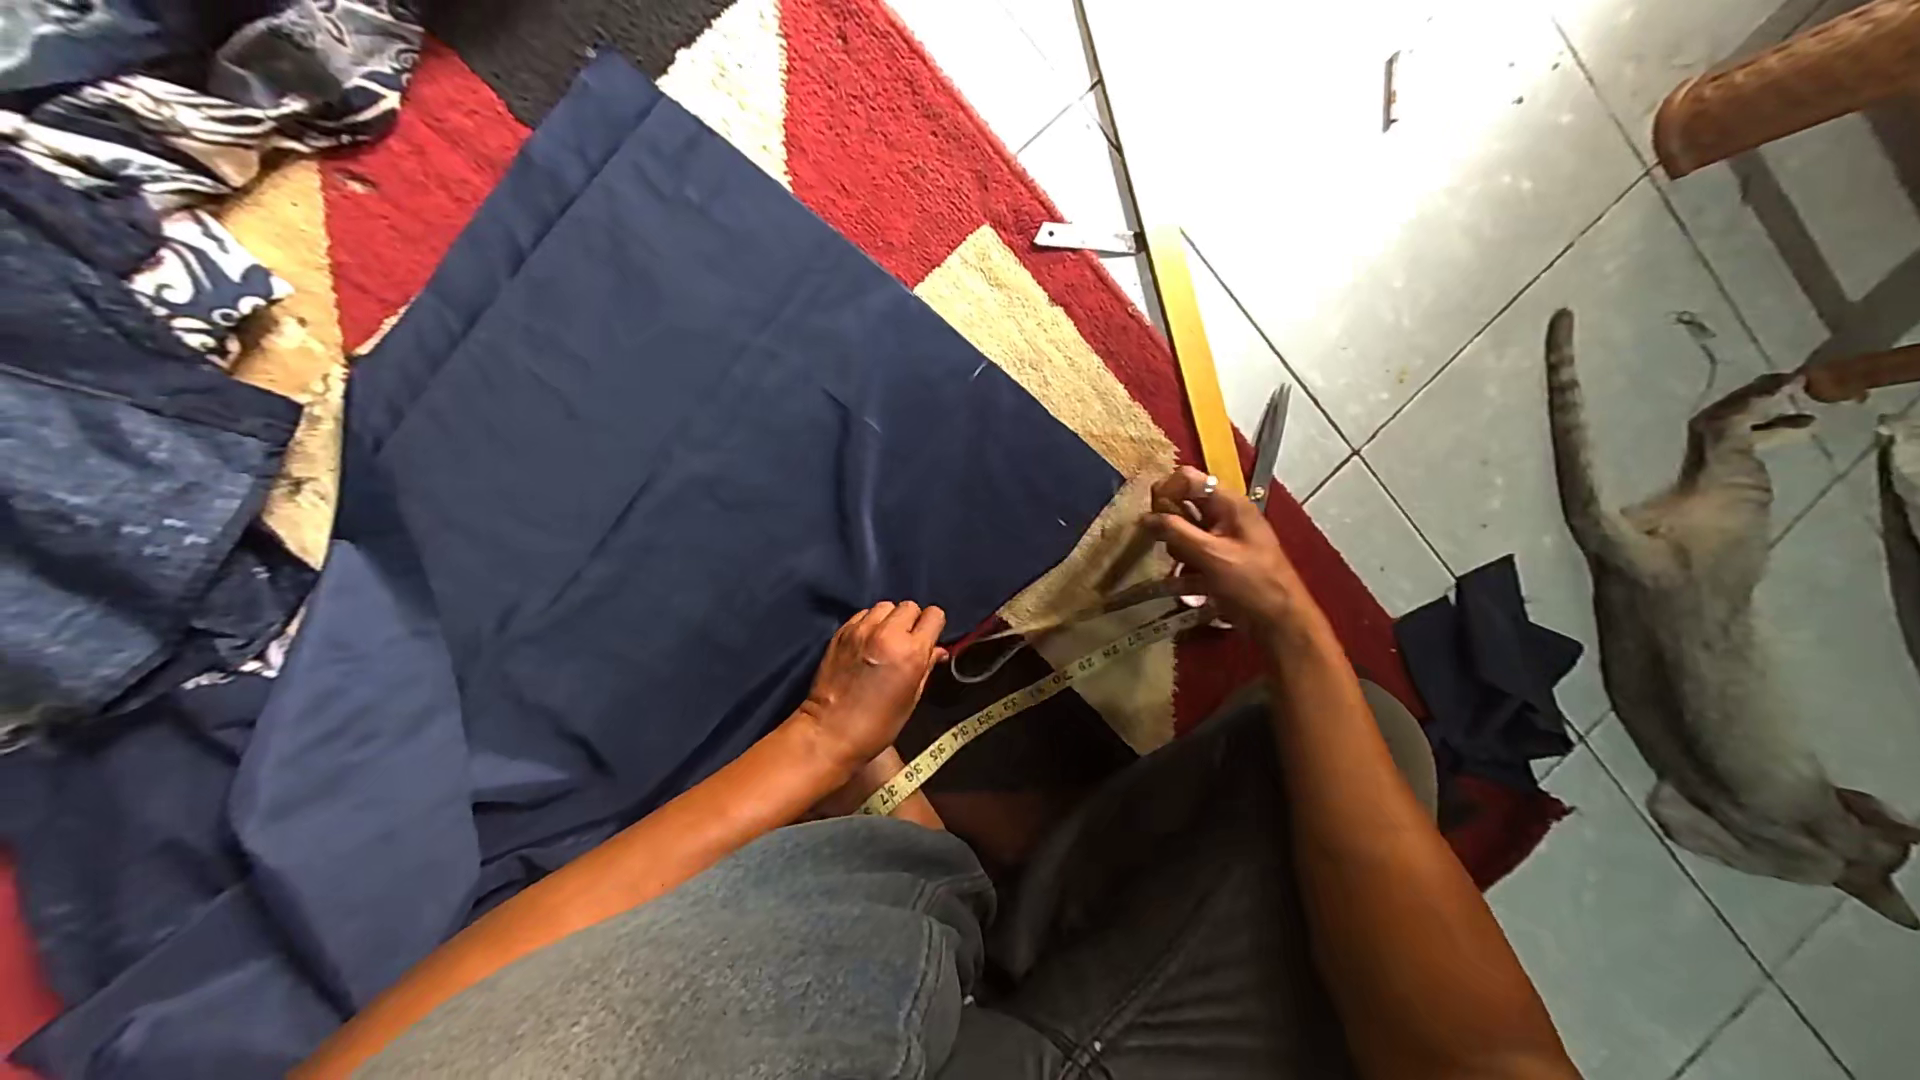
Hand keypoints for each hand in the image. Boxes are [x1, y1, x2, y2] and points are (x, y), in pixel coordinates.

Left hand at [794, 602, 946, 771]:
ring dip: (890, 619)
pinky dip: (869, 623)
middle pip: (909, 606)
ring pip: (885, 606)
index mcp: (910, 652)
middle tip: (907, 641)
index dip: (934, 626)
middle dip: (912, 621)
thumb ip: (927, 667)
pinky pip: (863, 615)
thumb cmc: (878, 724)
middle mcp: (887, 634)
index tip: (929, 639)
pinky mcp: (841, 632)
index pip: (934, 615)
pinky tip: (867, 641)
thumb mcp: (912, 698)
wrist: (830, 731)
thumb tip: (938, 650)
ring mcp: (861, 630)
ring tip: (885, 638)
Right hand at [1145, 465, 1321, 636]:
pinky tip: (1185, 581)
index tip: (1153, 517)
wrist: (1279, 621)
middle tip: (1167, 544)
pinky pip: (1191, 551)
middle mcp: (1225, 514)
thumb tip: (1144, 517)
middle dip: (1169, 523)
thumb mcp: (1210, 555)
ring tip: (1185, 568)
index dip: (1166, 492)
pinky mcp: (1219, 557)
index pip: (1187, 478)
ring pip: (1184, 529)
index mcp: (1229, 503)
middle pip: (1183, 503)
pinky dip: (1184, 563)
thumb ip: (1175, 532)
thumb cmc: (1250, 583)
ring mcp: (1223, 536)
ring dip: (1176, 547)